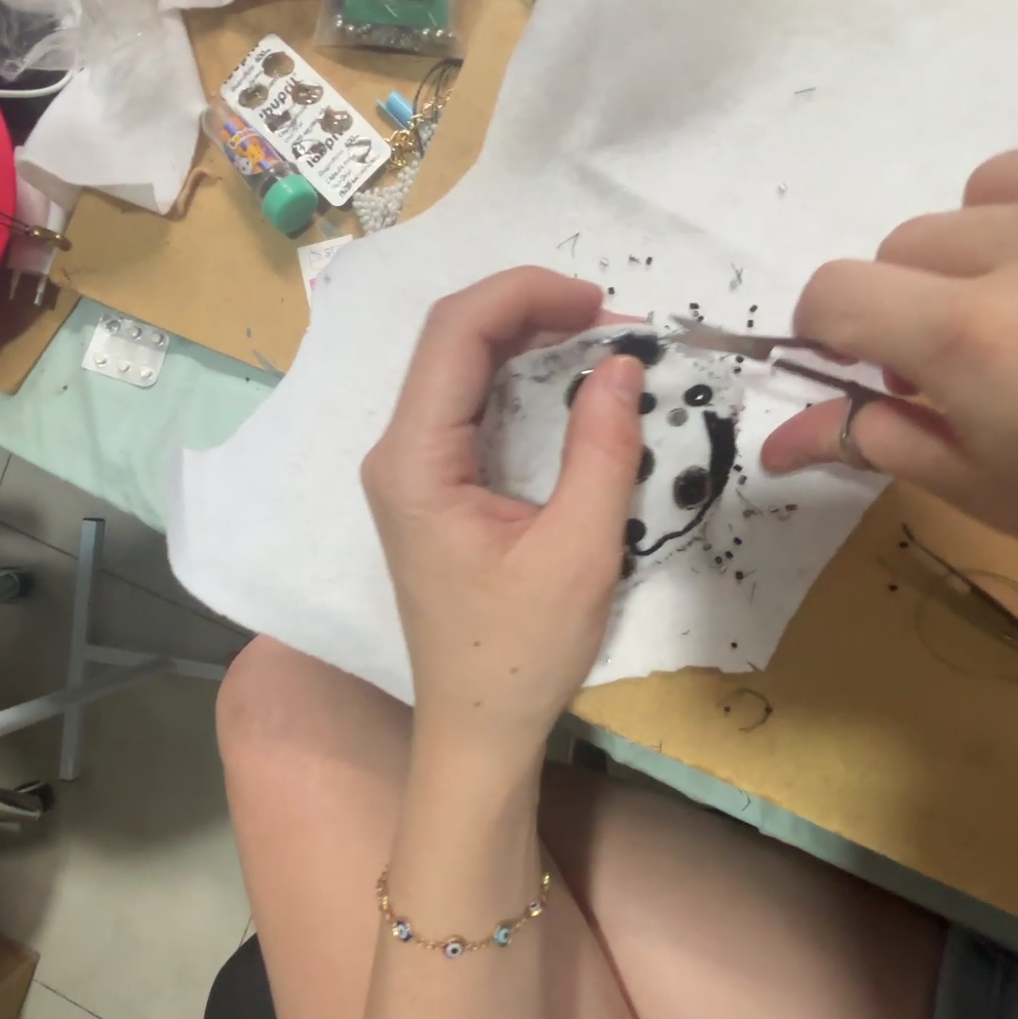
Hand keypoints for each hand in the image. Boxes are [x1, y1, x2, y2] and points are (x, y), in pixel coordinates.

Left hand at [363, 268, 644, 763]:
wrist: (477, 724)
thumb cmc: (522, 652)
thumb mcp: (578, 551)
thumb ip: (602, 450)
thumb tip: (621, 365)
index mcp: (415, 462)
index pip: (454, 333)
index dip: (525, 294)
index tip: (600, 303)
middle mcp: (396, 454)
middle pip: (451, 343)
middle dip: (528, 312)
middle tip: (609, 324)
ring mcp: (406, 471)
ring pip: (456, 370)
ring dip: (522, 342)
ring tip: (595, 342)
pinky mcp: (427, 489)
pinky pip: (465, 409)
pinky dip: (513, 382)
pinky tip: (560, 382)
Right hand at [762, 123, 1017, 671]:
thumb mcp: (1001, 495)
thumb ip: (878, 440)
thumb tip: (777, 439)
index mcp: (986, 342)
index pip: (834, 291)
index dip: (832, 330)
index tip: (870, 362)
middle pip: (911, 239)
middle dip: (924, 298)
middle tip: (993, 357)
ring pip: (1001, 185)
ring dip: (1002, 243)